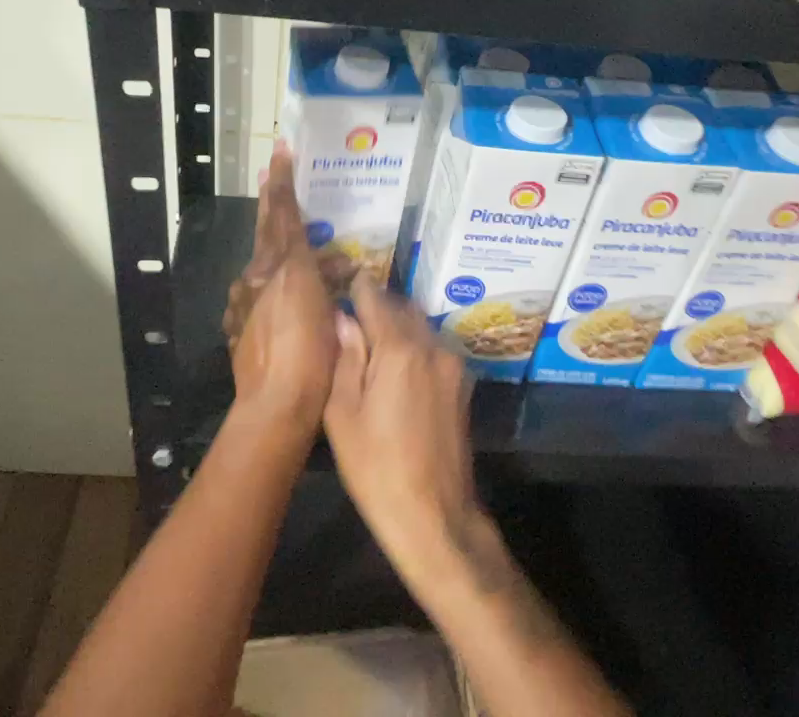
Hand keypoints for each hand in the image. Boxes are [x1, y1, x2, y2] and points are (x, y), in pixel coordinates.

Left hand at [227, 145, 338, 432]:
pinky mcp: (238, 325)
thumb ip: (332, 284)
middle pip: (268, 231)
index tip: (281, 152)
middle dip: (273, 202)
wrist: (275, 405)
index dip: (283, 182)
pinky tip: (283, 300)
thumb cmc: (315, 360)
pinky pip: (256, 295)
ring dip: (284, 256)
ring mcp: (244, 302)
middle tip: (272, 174)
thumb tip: (342, 267)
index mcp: (284, 268)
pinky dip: (272, 288)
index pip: (283, 214)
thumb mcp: (333, 314)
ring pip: (265, 266)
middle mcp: (259, 277)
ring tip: (306, 260)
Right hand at [324, 272, 483, 582]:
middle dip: (375, 305)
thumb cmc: (376, 467)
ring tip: (366, 341)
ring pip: (420, 327)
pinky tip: (391, 367)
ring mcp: (453, 365)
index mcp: (400, 349)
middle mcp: (433, 347)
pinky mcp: (462, 385)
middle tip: (346, 313)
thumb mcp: (343, 413)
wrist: (434, 514)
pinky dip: (412, 346)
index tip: (336, 283)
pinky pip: (432, 349)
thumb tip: (343, 319)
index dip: (354, 288)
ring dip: (396, 325)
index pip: (375, 297)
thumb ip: (345, 358)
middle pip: (401, 308)